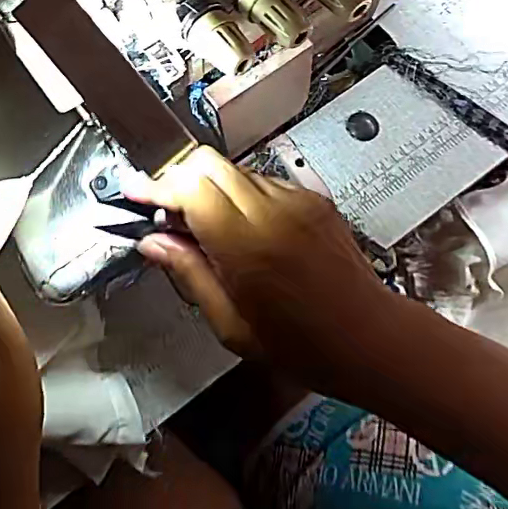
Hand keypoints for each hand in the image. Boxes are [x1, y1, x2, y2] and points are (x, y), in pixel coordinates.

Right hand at [127, 147, 406, 392]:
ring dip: (211, 189)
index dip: (158, 185)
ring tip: (209, 231)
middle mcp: (274, 210)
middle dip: (180, 180)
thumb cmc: (305, 345)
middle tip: (167, 213)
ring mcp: (297, 199)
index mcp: (248, 245)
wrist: (370, 336)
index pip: (191, 187)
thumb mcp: (232, 325)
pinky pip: (263, 181)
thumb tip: (154, 243)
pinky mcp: (313, 197)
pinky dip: (242, 196)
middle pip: (210, 163)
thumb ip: (189, 274)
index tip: (138, 192)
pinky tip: (244, 231)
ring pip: (235, 170)